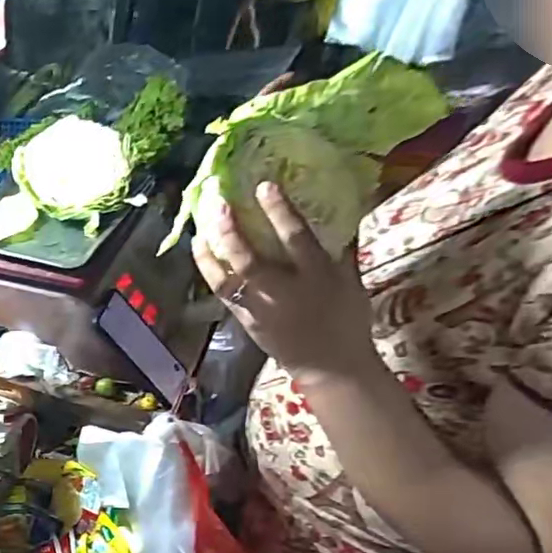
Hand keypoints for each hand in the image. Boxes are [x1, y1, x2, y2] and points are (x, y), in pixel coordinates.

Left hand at [192, 182, 378, 382]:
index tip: (264, 186)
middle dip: (232, 232)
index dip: (279, 211)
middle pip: (251, 260)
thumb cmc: (346, 319)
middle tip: (220, 206)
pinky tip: (200, 253)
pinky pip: (223, 293)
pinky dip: (209, 272)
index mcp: (316, 276)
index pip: (296, 238)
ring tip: (198, 230)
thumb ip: (344, 246)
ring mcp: (260, 308)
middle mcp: (283, 291)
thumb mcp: (353, 280)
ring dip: (210, 253)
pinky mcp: (245, 320)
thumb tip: (345, 207)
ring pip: (228, 279)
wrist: (330, 366)